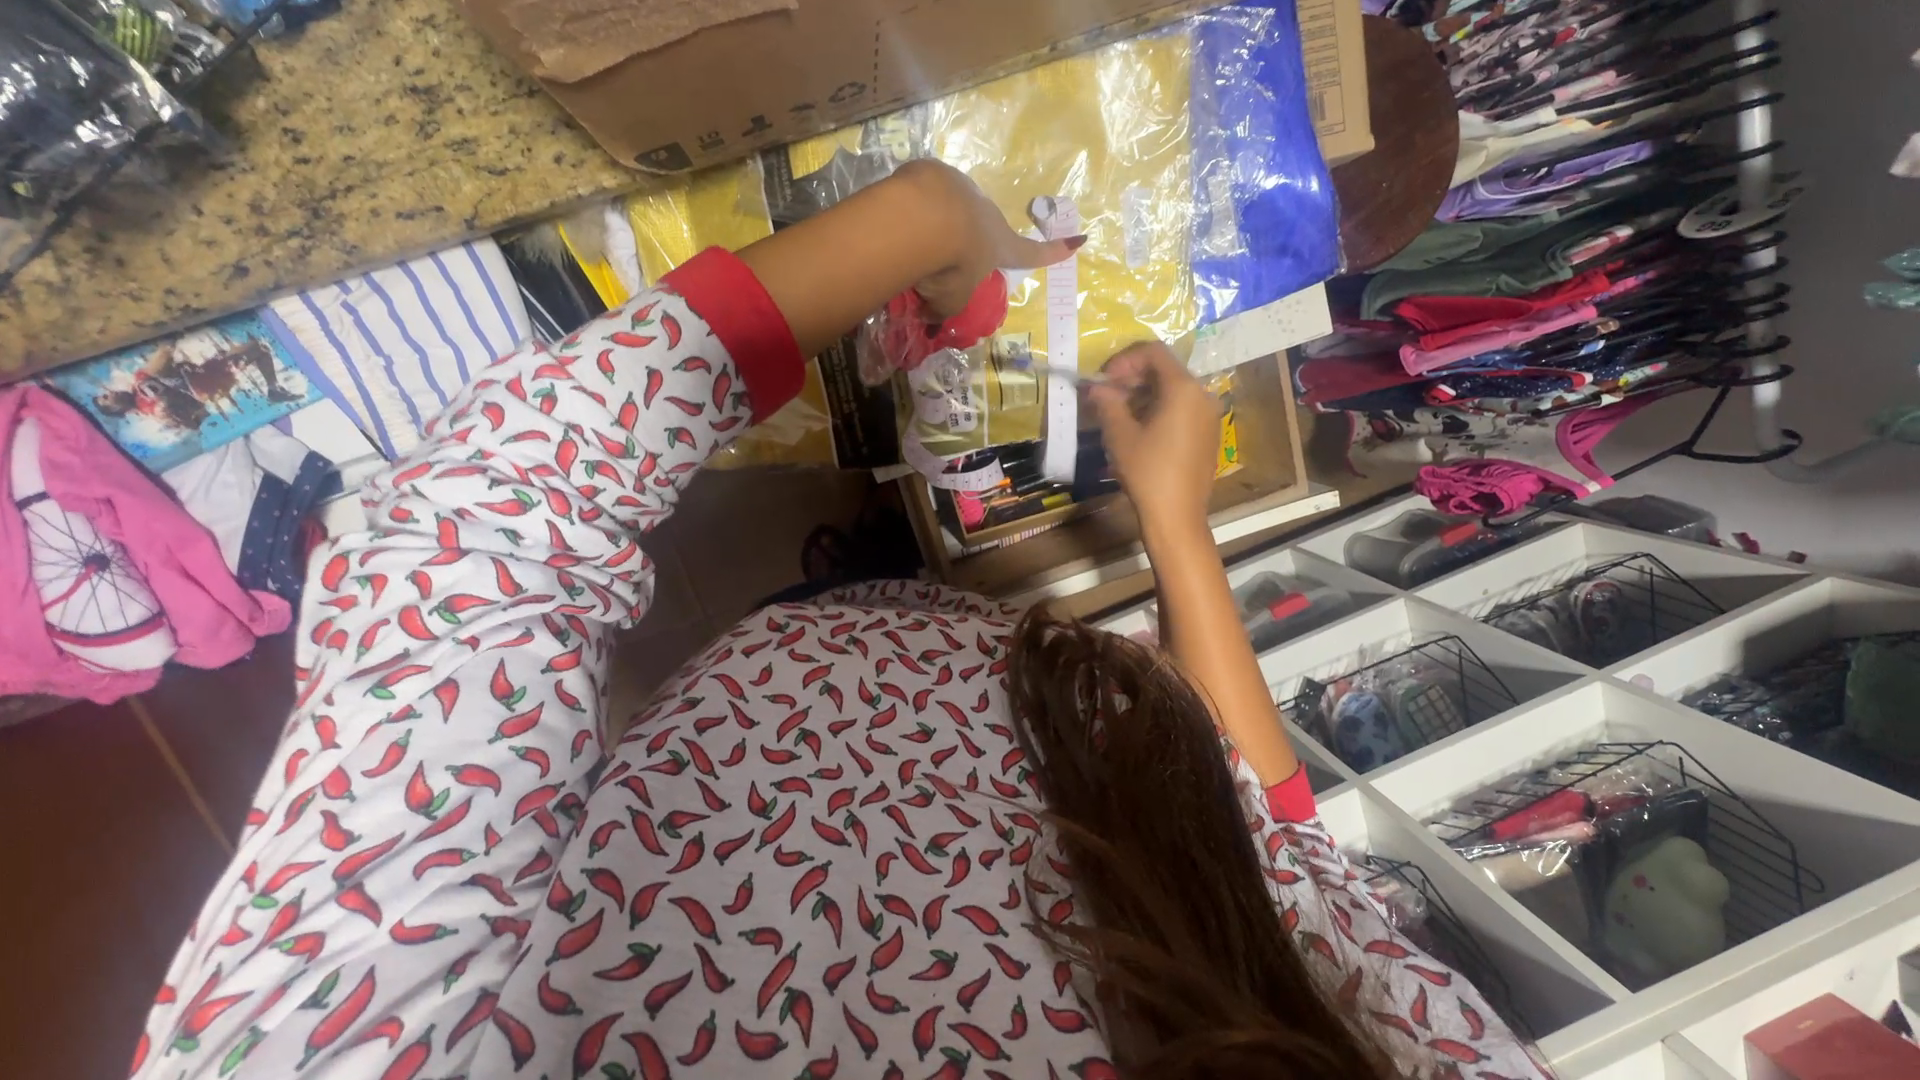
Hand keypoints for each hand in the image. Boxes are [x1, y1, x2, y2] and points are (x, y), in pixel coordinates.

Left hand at [891, 159, 1083, 317]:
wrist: (922, 216)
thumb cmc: (950, 265)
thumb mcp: (950, 300)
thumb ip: (943, 310)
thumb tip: (930, 316)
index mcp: (1000, 244)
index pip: (1031, 253)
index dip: (1053, 253)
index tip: (1076, 241)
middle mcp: (987, 212)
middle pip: (981, 229)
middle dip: (967, 243)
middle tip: (942, 260)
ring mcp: (961, 187)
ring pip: (952, 208)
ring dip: (938, 222)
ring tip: (912, 238)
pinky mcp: (933, 171)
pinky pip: (926, 191)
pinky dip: (917, 203)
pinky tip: (901, 215)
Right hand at [1089, 342, 1220, 537]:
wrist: (1177, 516)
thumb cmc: (1147, 471)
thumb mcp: (1119, 434)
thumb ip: (1107, 402)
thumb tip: (1094, 387)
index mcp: (1183, 388)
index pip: (1153, 352)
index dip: (1124, 360)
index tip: (1103, 381)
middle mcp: (1202, 395)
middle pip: (1164, 371)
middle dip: (1131, 379)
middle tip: (1105, 398)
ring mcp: (1209, 416)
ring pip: (1172, 391)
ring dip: (1142, 396)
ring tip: (1117, 417)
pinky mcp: (1208, 435)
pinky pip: (1182, 410)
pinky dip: (1158, 411)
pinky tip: (1138, 432)